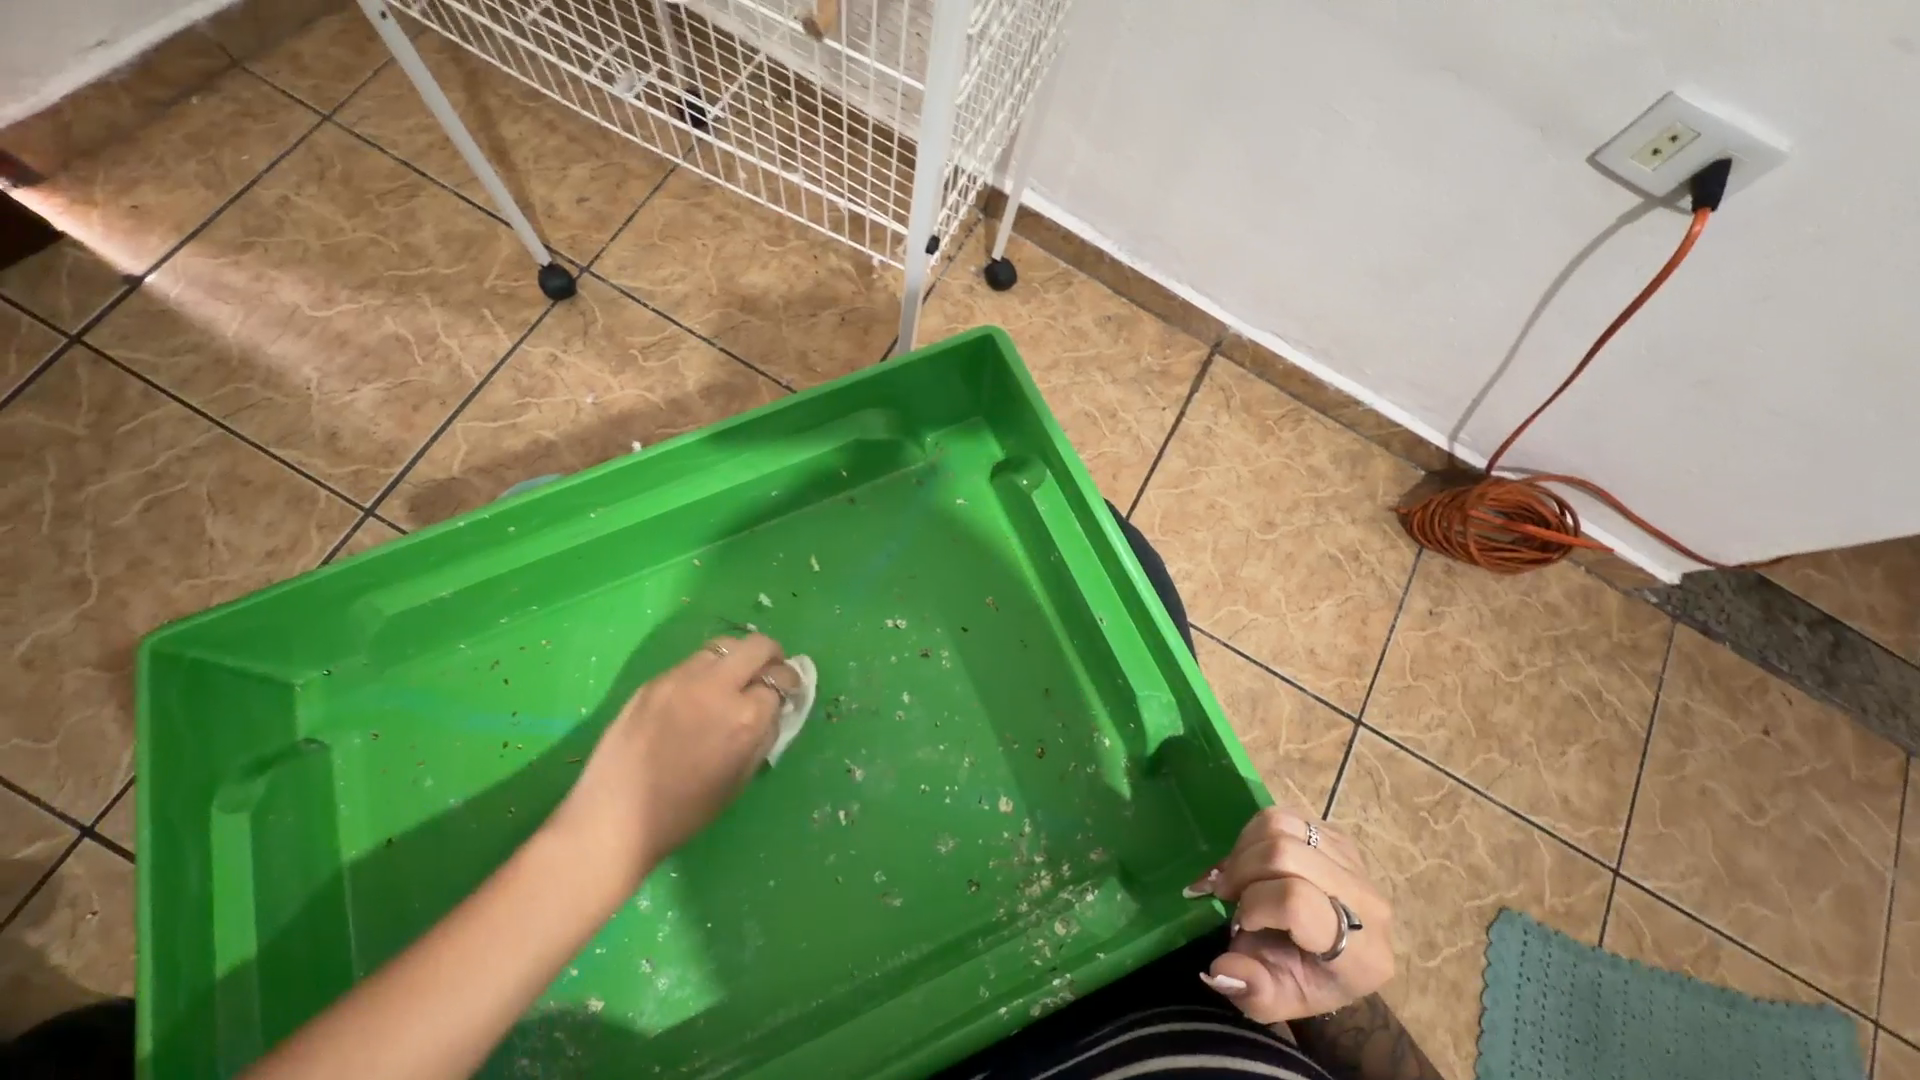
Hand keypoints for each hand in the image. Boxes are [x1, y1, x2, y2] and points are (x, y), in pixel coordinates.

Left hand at [550, 634, 801, 888]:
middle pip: (757, 646)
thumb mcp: (741, 779)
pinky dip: (705, 672)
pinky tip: (697, 696)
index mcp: (745, 718)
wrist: (615, 817)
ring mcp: (682, 680)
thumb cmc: (685, 811)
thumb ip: (764, 737)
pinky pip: (691, 663)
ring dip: (736, 659)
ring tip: (732, 681)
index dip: (788, 686)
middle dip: (771, 655)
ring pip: (723, 647)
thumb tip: (773, 710)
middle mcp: (717, 688)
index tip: (787, 692)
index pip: (780, 680)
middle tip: (769, 672)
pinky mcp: (654, 681)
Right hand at [1185, 808, 1394, 1022]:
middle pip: (1285, 854)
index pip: (1297, 901)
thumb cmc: (1304, 980)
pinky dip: (1255, 834)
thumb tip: (1220, 969)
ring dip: (1244, 847)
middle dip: (1241, 870)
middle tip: (1223, 891)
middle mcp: (1366, 901)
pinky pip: (1286, 817)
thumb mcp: (1277, 1001)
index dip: (1255, 905)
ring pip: (1282, 826)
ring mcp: (1353, 863)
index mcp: (1360, 952)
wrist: (1334, 958)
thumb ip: (1251, 991)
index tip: (1239, 921)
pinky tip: (1252, 861)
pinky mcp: (1337, 838)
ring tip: (1237, 874)